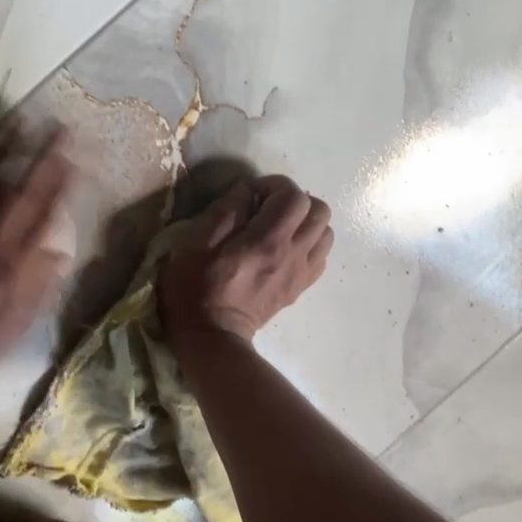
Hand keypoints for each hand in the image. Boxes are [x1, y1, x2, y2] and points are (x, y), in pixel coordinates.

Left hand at [0, 125, 75, 385]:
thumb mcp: (14, 327)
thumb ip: (39, 287)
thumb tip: (59, 252)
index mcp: (15, 262)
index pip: (45, 212)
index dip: (62, 182)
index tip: (73, 156)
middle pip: (20, 186)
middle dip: (41, 152)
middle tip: (55, 124)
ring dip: (4, 146)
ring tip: (17, 119)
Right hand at [161, 174, 332, 343]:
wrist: (211, 337)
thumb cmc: (195, 288)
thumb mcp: (196, 243)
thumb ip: (225, 212)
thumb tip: (246, 190)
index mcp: (267, 240)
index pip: (294, 196)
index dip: (274, 185)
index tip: (250, 193)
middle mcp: (293, 254)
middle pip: (320, 210)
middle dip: (295, 200)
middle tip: (267, 207)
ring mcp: (300, 273)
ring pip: (326, 233)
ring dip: (305, 222)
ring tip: (277, 227)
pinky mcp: (299, 288)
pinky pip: (321, 256)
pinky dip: (308, 244)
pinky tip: (283, 249)